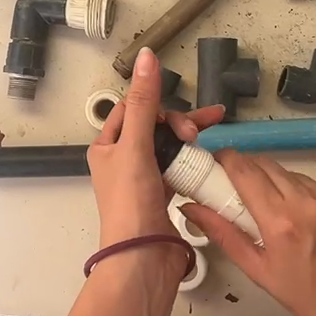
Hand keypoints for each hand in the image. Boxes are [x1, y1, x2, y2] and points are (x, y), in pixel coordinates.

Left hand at [86, 47, 224, 248]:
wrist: (142, 258)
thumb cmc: (131, 203)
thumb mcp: (136, 146)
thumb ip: (145, 102)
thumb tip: (146, 57)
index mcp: (106, 146)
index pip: (133, 109)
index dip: (158, 105)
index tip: (184, 115)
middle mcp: (121, 160)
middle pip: (154, 126)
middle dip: (179, 123)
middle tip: (198, 133)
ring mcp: (142, 179)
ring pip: (168, 147)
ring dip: (188, 141)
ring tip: (209, 141)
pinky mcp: (160, 196)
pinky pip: (177, 168)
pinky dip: (190, 162)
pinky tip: (206, 162)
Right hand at [181, 151, 315, 315]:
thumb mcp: (262, 273)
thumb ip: (224, 234)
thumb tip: (190, 208)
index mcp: (281, 221)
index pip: (242, 168)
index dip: (224, 160)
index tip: (215, 167)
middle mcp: (308, 200)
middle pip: (265, 164)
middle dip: (248, 172)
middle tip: (242, 195)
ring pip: (292, 174)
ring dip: (279, 186)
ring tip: (283, 216)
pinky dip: (308, 196)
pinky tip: (314, 221)